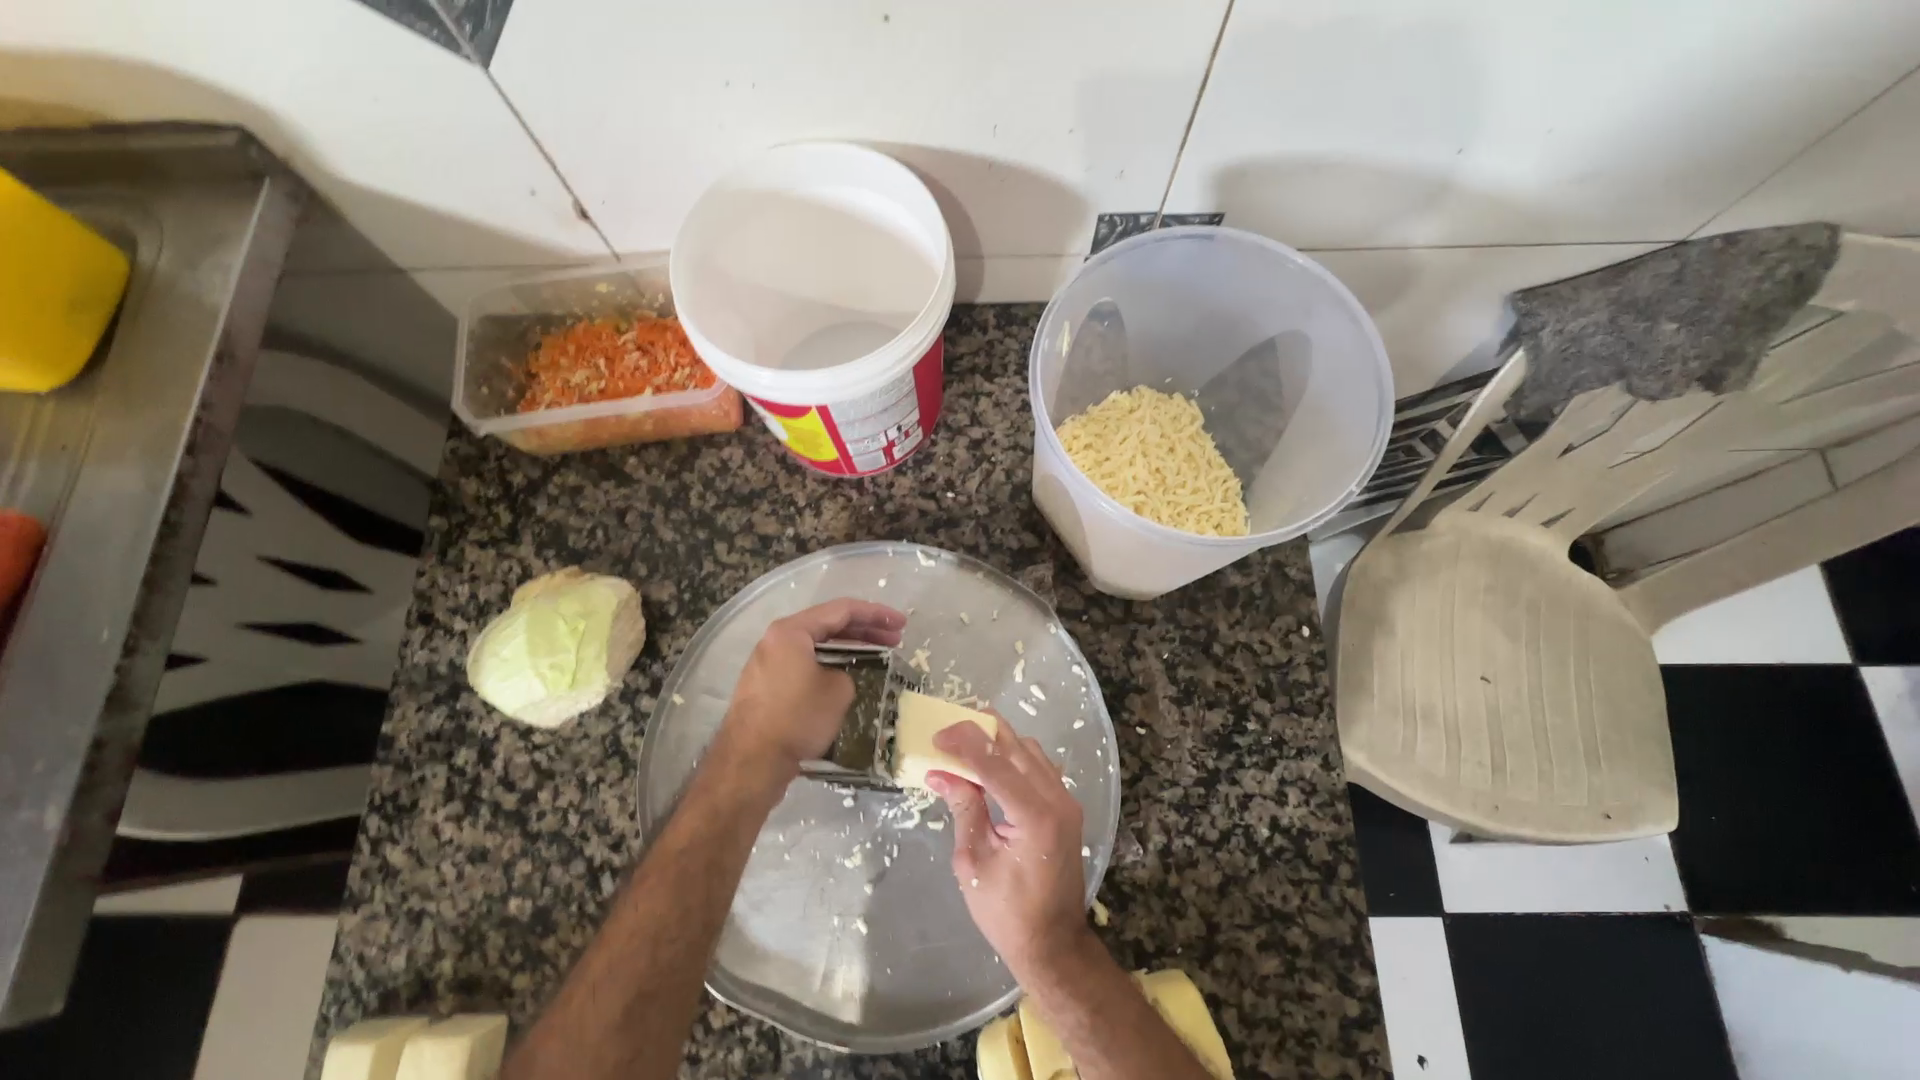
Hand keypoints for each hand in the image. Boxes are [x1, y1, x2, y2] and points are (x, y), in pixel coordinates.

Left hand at [720, 598, 905, 777]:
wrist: (751, 760)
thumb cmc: (797, 717)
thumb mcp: (838, 690)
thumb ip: (848, 672)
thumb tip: (839, 677)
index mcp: (791, 631)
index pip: (841, 610)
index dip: (876, 614)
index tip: (901, 623)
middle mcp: (775, 640)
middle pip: (826, 625)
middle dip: (864, 630)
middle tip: (895, 638)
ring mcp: (767, 664)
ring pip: (815, 646)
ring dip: (847, 648)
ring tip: (876, 655)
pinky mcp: (766, 687)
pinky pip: (804, 665)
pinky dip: (829, 664)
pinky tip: (846, 676)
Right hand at [925, 717, 1093, 978]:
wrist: (1052, 943)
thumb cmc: (1007, 912)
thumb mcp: (973, 861)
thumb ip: (963, 808)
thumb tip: (941, 773)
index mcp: (1035, 817)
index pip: (995, 764)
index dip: (965, 744)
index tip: (938, 735)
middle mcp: (1058, 801)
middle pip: (1018, 749)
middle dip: (982, 734)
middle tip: (949, 732)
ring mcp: (1068, 803)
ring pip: (1032, 753)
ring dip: (1000, 744)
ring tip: (966, 746)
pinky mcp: (1067, 809)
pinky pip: (1041, 769)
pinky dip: (1015, 759)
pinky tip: (991, 766)